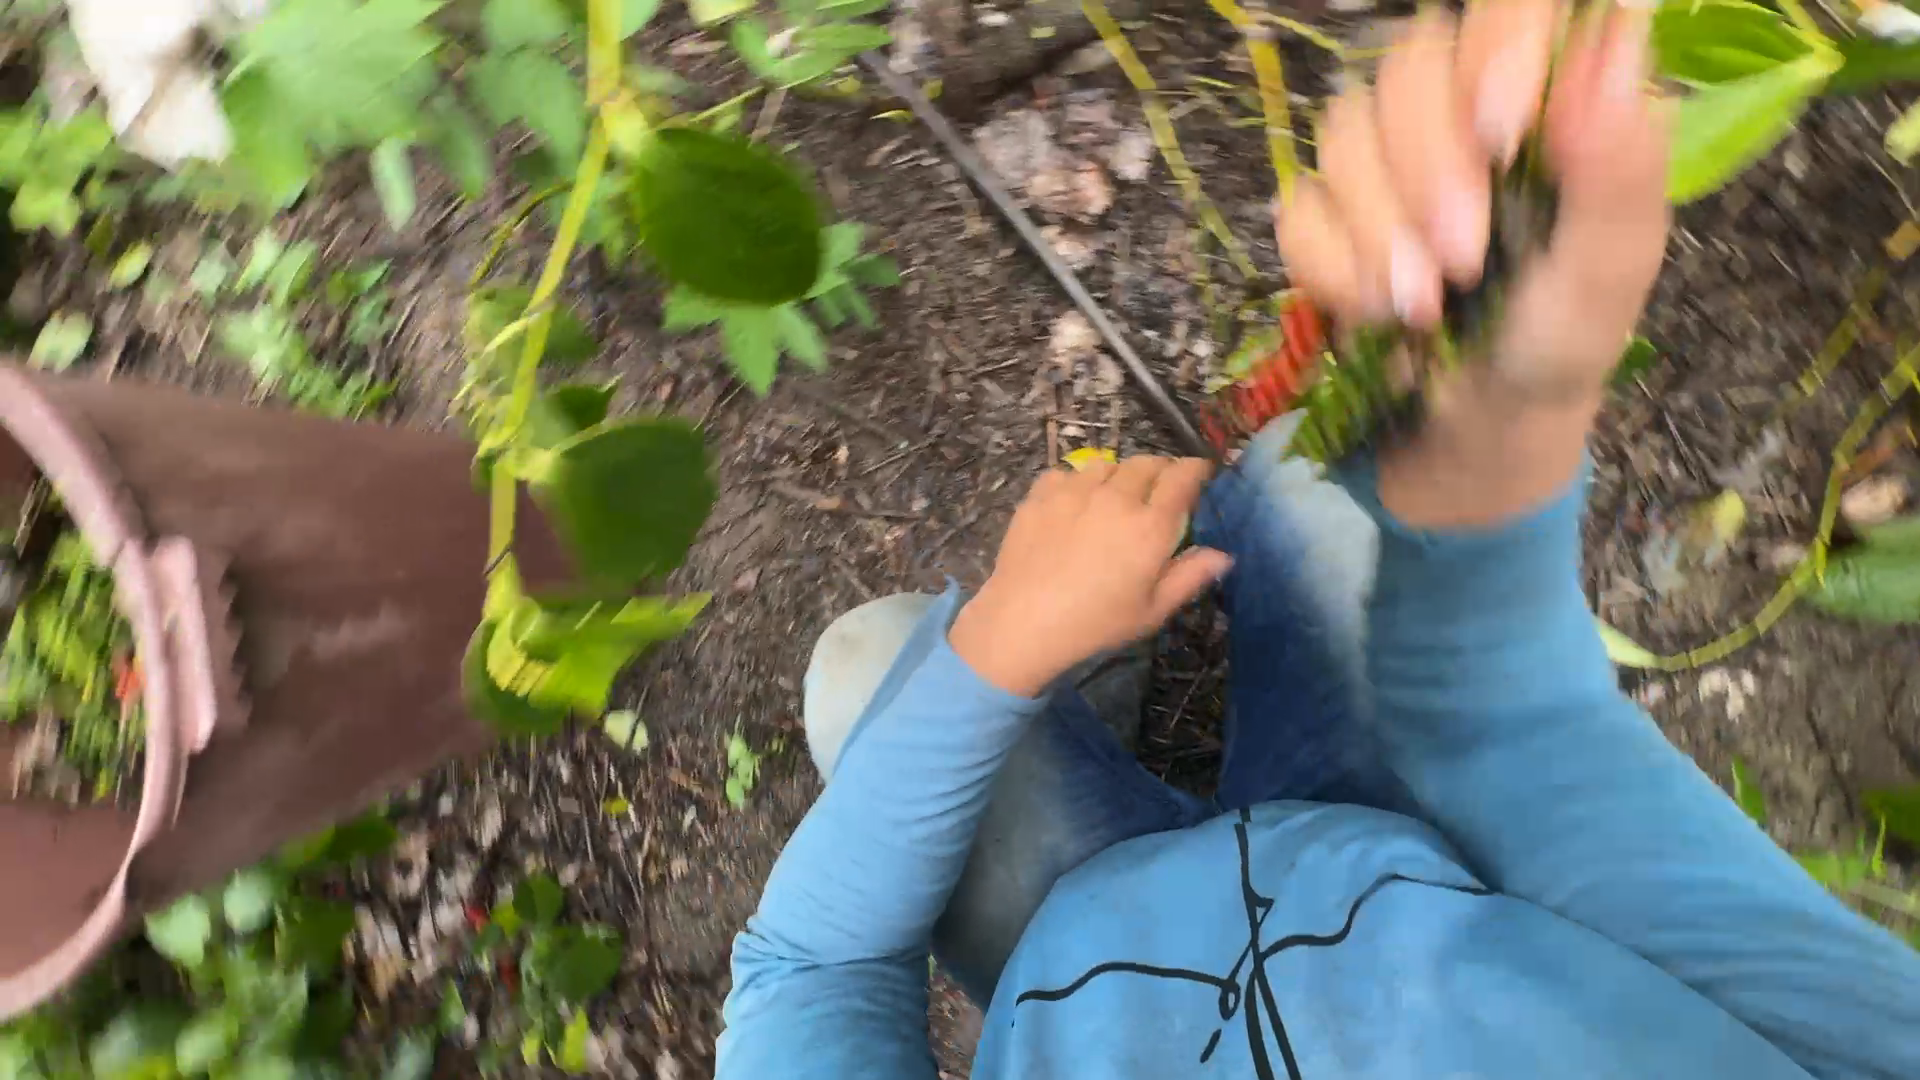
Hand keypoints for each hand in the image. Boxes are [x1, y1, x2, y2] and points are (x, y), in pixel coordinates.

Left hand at [948, 457, 1231, 696]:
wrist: (1024, 621)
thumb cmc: (1095, 623)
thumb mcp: (1151, 611)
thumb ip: (1189, 577)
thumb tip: (1223, 554)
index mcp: (1149, 526)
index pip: (1182, 477)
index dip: (1195, 469)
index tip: (1199, 474)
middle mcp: (1115, 498)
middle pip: (1145, 464)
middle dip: (1158, 470)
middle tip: (1157, 489)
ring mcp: (1074, 493)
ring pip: (1105, 464)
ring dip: (1116, 475)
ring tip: (1112, 496)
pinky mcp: (1040, 496)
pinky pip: (1064, 474)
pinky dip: (1075, 482)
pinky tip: (1072, 503)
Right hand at [1275, 0, 1668, 405]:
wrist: (1475, 417)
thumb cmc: (1556, 340)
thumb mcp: (1608, 267)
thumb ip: (1619, 166)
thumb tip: (1615, 45)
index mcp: (1543, 102)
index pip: (1505, 12)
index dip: (1492, 48)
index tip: (1501, 132)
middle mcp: (1454, 119)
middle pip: (1406, 74)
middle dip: (1425, 170)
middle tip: (1462, 259)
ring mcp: (1379, 172)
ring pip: (1342, 143)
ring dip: (1376, 229)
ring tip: (1422, 304)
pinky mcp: (1324, 227)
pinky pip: (1298, 216)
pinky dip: (1330, 267)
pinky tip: (1370, 307)